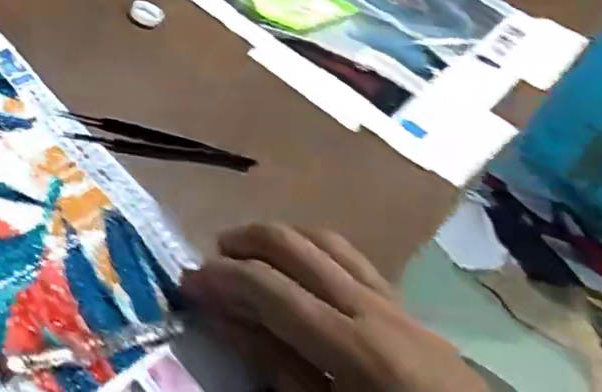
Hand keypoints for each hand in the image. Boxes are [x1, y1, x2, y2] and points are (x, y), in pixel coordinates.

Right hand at [183, 224, 487, 391]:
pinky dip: (314, 255)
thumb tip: (219, 314)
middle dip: (239, 242)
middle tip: (214, 265)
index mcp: (355, 347)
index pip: (264, 284)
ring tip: (253, 260)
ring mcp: (401, 307)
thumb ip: (274, 364)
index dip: (216, 277)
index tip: (186, 284)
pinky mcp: (415, 314)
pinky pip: (355, 261)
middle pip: (289, 242)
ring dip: (276, 240)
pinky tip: (302, 279)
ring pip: (322, 239)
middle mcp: (375, 311)